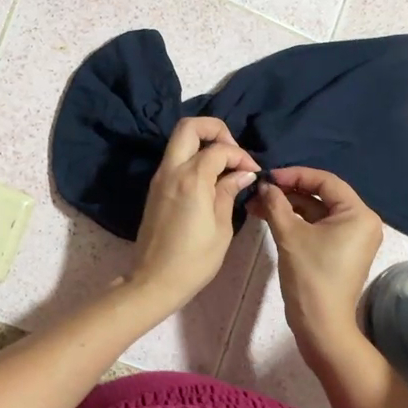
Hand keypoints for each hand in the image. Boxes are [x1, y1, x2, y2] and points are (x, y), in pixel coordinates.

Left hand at [126, 117, 258, 308]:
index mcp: (191, 179)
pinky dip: (193, 159)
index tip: (252, 173)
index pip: (219, 149)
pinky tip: (211, 180)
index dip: (241, 155)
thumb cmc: (194, 260)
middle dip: (215, 130)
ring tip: (225, 167)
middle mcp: (171, 171)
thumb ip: (228, 193)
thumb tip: (241, 174)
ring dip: (203, 144)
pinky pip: (174, 160)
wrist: (154, 281)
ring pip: (179, 142)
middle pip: (189, 127)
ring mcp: (159, 179)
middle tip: (233, 152)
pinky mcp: (155, 190)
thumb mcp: (221, 228)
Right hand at [249, 167, 383, 362]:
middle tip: (260, 191)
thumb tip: (263, 185)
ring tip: (259, 204)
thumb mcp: (289, 235)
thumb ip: (276, 204)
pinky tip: (272, 217)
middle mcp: (362, 222)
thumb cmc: (310, 276)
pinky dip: (298, 222)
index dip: (295, 175)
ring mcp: (353, 238)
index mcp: (358, 214)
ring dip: (290, 207)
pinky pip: (319, 227)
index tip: (268, 177)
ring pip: (318, 212)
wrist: (320, 323)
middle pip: (322, 196)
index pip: (325, 182)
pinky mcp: (342, 251)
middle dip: (289, 192)